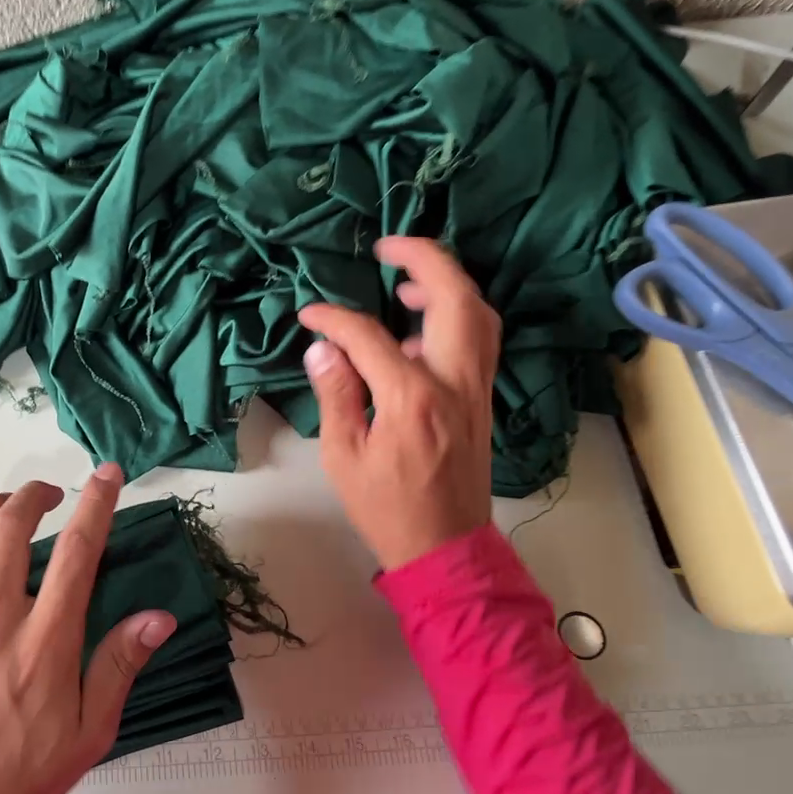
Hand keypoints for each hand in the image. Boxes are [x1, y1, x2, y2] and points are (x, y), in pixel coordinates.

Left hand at [0, 464, 176, 793]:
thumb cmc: (29, 770)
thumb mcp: (92, 729)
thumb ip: (120, 665)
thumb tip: (158, 617)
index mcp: (45, 644)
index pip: (77, 555)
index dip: (96, 506)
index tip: (106, 476)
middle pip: (10, 531)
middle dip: (34, 496)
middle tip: (51, 495)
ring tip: (5, 506)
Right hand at [298, 235, 500, 570]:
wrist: (445, 547)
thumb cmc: (385, 507)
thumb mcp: (342, 455)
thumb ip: (336, 393)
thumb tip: (324, 346)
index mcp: (412, 398)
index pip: (371, 335)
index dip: (335, 319)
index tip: (310, 316)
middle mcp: (455, 382)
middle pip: (456, 298)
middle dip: (425, 259)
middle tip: (388, 246)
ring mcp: (477, 389)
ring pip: (479, 315)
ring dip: (447, 285)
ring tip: (404, 283)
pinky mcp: (483, 399)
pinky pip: (478, 340)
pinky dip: (455, 316)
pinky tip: (419, 330)